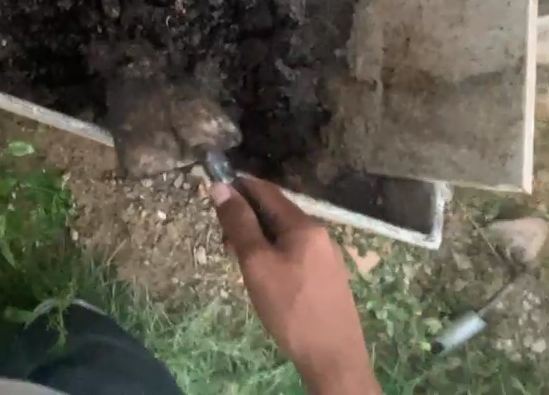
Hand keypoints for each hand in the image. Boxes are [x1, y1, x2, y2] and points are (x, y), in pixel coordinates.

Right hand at [210, 176, 378, 394]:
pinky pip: (293, 252)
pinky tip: (264, 279)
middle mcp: (319, 233)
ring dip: (256, 239)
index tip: (213, 204)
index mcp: (304, 224)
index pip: (263, 189)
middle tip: (225, 245)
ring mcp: (326, 256)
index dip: (236, 189)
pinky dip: (272, 254)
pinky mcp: (327, 277)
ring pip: (282, 233)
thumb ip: (238, 222)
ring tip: (242, 265)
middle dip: (244, 219)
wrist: (335, 363)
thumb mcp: (256, 262)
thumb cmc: (290, 308)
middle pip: (273, 211)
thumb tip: (220, 185)